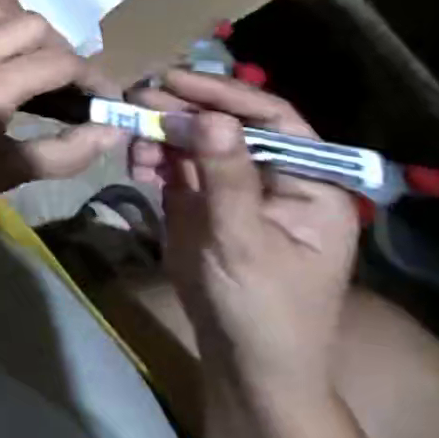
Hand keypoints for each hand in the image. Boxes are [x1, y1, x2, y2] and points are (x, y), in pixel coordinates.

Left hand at [0, 13, 125, 203]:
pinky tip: (3, 81)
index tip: (107, 101)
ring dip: (30, 46)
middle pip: (33, 24)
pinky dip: (0, 49)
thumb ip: (66, 152)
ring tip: (42, 85)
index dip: (94, 78)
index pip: (59, 61)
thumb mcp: (7, 171)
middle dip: (63, 50)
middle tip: (73, 88)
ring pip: (2, 25)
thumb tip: (108, 133)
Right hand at [134, 70, 358, 398]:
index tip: (174, 80)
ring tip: (130, 135)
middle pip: (225, 121)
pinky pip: (171, 159)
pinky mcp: (198, 195)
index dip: (225, 93)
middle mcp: (270, 173)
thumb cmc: (265, 306)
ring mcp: (231, 183)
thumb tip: (211, 116)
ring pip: (192, 136)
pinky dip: (150, 154)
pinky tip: (135, 166)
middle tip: (135, 98)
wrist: (241, 357)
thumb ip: (226, 177)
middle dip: (181, 108)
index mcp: (307, 182)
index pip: (272, 119)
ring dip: (159, 130)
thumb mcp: (245, 241)